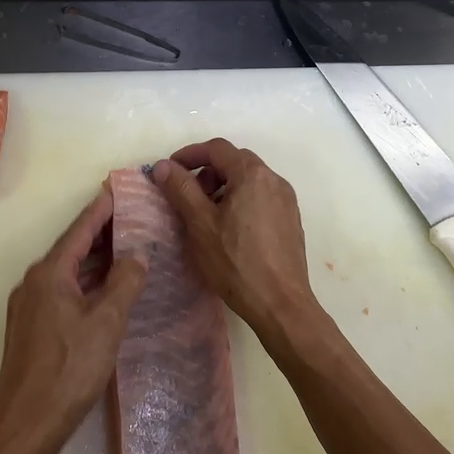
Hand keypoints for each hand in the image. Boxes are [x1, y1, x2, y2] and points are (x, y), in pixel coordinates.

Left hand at [0, 190, 146, 453]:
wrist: (27, 424)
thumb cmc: (69, 368)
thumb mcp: (107, 322)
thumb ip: (125, 281)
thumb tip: (138, 253)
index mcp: (49, 273)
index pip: (80, 229)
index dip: (102, 208)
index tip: (120, 188)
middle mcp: (34, 282)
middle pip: (72, 248)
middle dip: (102, 233)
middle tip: (132, 217)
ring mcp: (28, 306)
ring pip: (67, 271)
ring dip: (94, 261)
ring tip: (126, 249)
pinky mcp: (30, 329)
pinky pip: (61, 290)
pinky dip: (85, 282)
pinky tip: (104, 291)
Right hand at [151, 138, 320, 336]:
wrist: (281, 305)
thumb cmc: (236, 263)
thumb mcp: (201, 224)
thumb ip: (181, 189)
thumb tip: (162, 165)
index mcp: (252, 174)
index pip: (217, 148)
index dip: (190, 155)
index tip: (170, 171)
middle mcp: (273, 179)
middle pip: (235, 161)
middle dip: (207, 171)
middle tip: (189, 195)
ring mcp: (286, 200)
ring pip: (249, 179)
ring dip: (224, 186)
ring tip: (207, 214)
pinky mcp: (291, 219)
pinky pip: (261, 196)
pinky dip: (241, 200)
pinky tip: (230, 229)